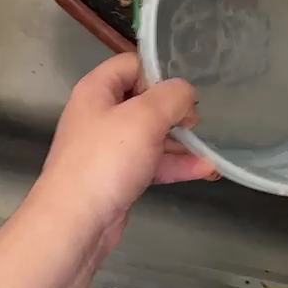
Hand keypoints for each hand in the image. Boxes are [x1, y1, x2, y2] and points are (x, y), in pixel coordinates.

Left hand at [34, 52, 216, 238]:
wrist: (75, 222)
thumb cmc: (106, 160)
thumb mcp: (145, 117)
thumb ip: (172, 97)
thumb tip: (186, 95)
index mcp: (97, 90)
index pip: (132, 65)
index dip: (158, 74)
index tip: (183, 94)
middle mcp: (99, 114)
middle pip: (144, 101)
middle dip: (175, 111)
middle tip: (198, 124)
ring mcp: (107, 148)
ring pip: (150, 135)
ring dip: (181, 142)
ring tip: (211, 151)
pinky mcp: (117, 176)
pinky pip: (150, 163)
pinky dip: (175, 165)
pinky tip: (205, 170)